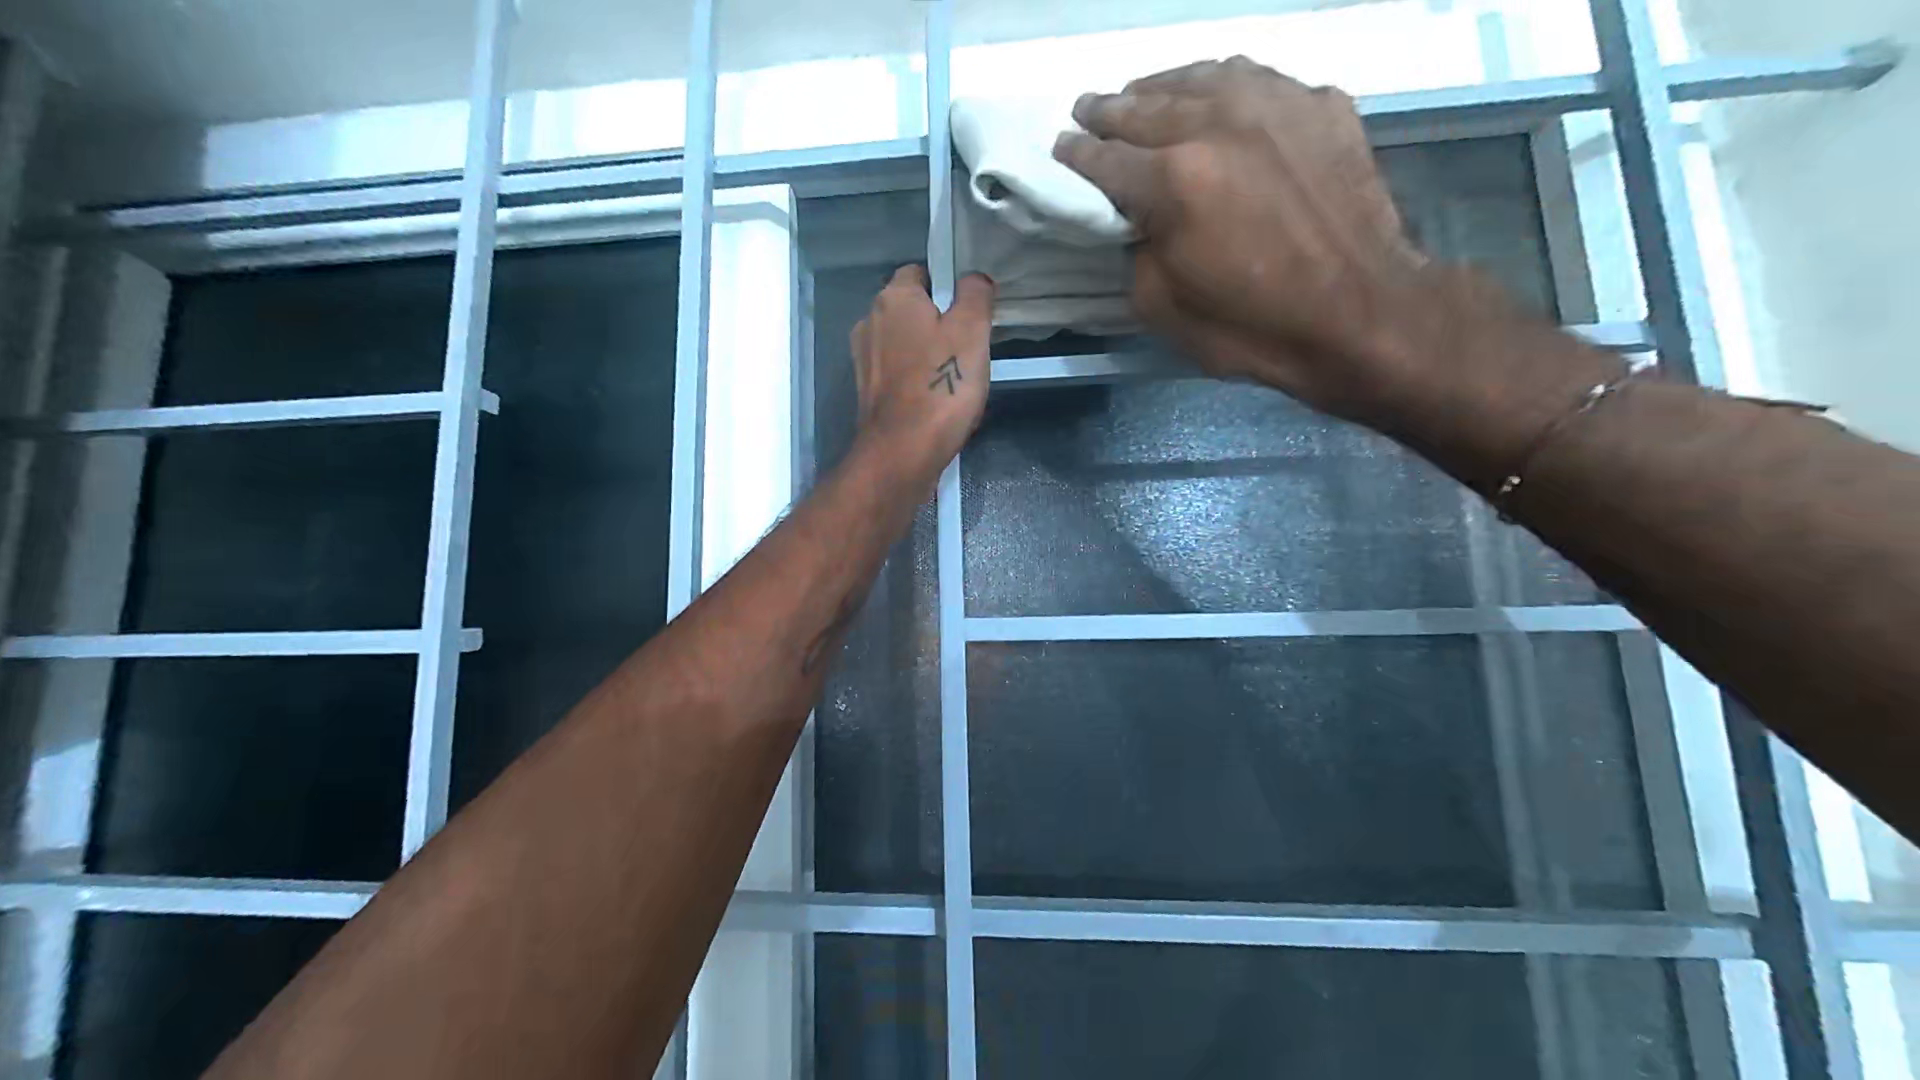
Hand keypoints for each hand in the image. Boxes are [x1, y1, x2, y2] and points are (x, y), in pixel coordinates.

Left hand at [850, 265, 995, 476]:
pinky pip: (897, 373)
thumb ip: (975, 295)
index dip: (947, 286)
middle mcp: (870, 322)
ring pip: (903, 343)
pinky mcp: (866, 392)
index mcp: (893, 298)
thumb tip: (973, 278)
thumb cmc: (941, 385)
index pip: (920, 272)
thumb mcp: (972, 330)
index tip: (970, 310)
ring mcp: (863, 359)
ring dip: (925, 353)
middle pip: (910, 310)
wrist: (903, 451)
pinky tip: (935, 399)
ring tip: (954, 376)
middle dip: (937, 322)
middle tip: (968, 346)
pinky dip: (914, 379)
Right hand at [1053, 57, 1434, 427]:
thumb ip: (1137, 251)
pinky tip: (1217, 96)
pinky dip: (1226, 86)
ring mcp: (1277, 104)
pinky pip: (1259, 80)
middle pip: (1147, 106)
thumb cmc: (1251, 326)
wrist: (1358, 314)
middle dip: (1110, 110)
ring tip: (1144, 93)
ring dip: (1163, 86)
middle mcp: (1220, 122)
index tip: (1062, 145)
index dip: (1077, 154)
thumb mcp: (1161, 307)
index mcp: (1173, 180)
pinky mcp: (1321, 104)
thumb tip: (1139, 221)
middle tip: (1089, 109)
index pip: (1106, 158)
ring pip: (1203, 77)